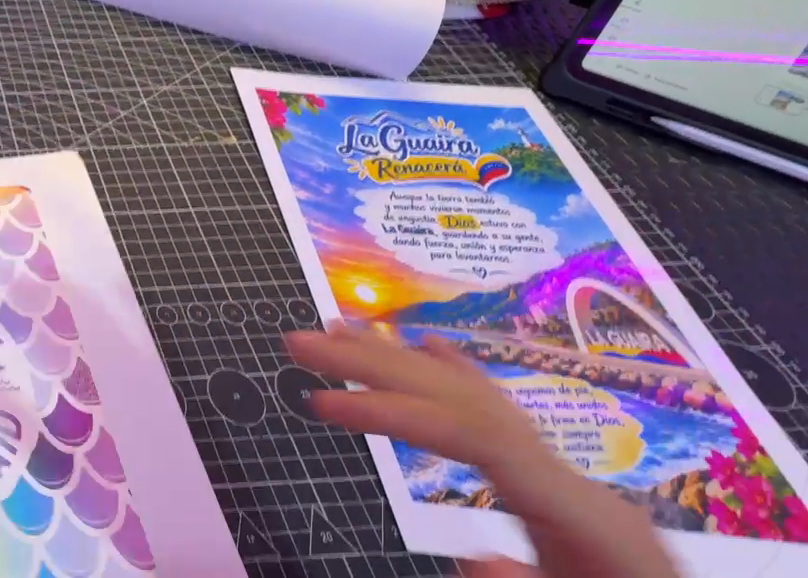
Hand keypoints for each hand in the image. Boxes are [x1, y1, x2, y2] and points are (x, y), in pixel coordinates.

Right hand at [286, 325, 679, 577]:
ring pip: (475, 399)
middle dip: (377, 364)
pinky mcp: (558, 492)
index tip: (319, 404)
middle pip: (463, 398)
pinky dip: (454, 375)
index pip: (473, 436)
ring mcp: (566, 482)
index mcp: (584, 520)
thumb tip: (473, 556)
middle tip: (300, 340)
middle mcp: (572, 483)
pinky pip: (498, 416)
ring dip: (398, 359)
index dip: (392, 412)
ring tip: (334, 329)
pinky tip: (426, 347)